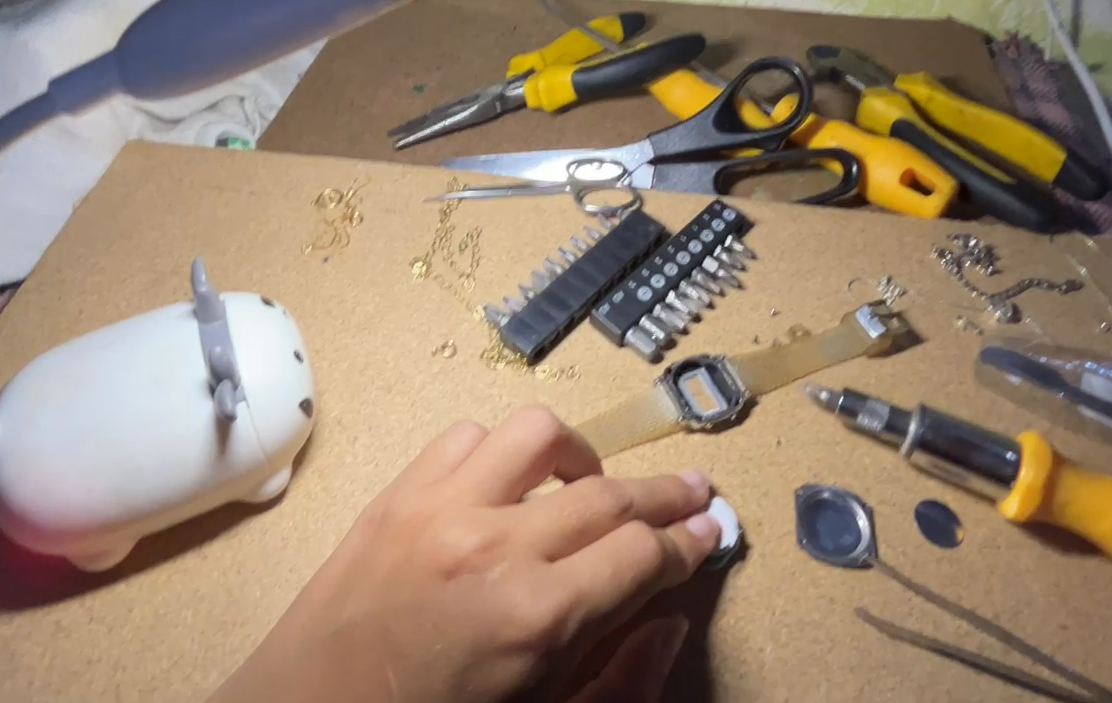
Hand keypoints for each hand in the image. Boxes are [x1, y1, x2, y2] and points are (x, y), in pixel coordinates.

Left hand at [211, 406, 720, 702]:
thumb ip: (621, 678)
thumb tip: (672, 614)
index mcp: (533, 619)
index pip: (639, 555)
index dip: (688, 541)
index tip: (712, 527)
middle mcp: (493, 545)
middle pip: (606, 493)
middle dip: (663, 492)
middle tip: (693, 488)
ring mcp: (440, 505)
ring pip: (537, 433)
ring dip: (578, 454)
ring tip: (589, 481)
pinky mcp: (399, 490)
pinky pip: (466, 435)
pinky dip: (500, 451)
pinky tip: (507, 482)